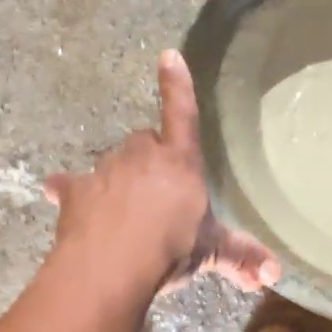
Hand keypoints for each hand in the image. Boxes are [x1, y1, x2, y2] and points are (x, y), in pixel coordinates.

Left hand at [44, 51, 280, 292]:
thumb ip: (240, 257)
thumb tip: (274, 276)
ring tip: (123, 214)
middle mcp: (141, 155)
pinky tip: (58, 193)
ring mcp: (105, 170)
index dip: (177, 84)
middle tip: (158, 194)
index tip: (168, 55)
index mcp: (180, 162)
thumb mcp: (209, 252)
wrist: (110, 267)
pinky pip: (69, 184)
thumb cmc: (169, 248)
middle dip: (151, 160)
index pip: (182, 113)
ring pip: (113, 164)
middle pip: (145, 143)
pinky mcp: (75, 191)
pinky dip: (67, 188)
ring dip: (119, 180)